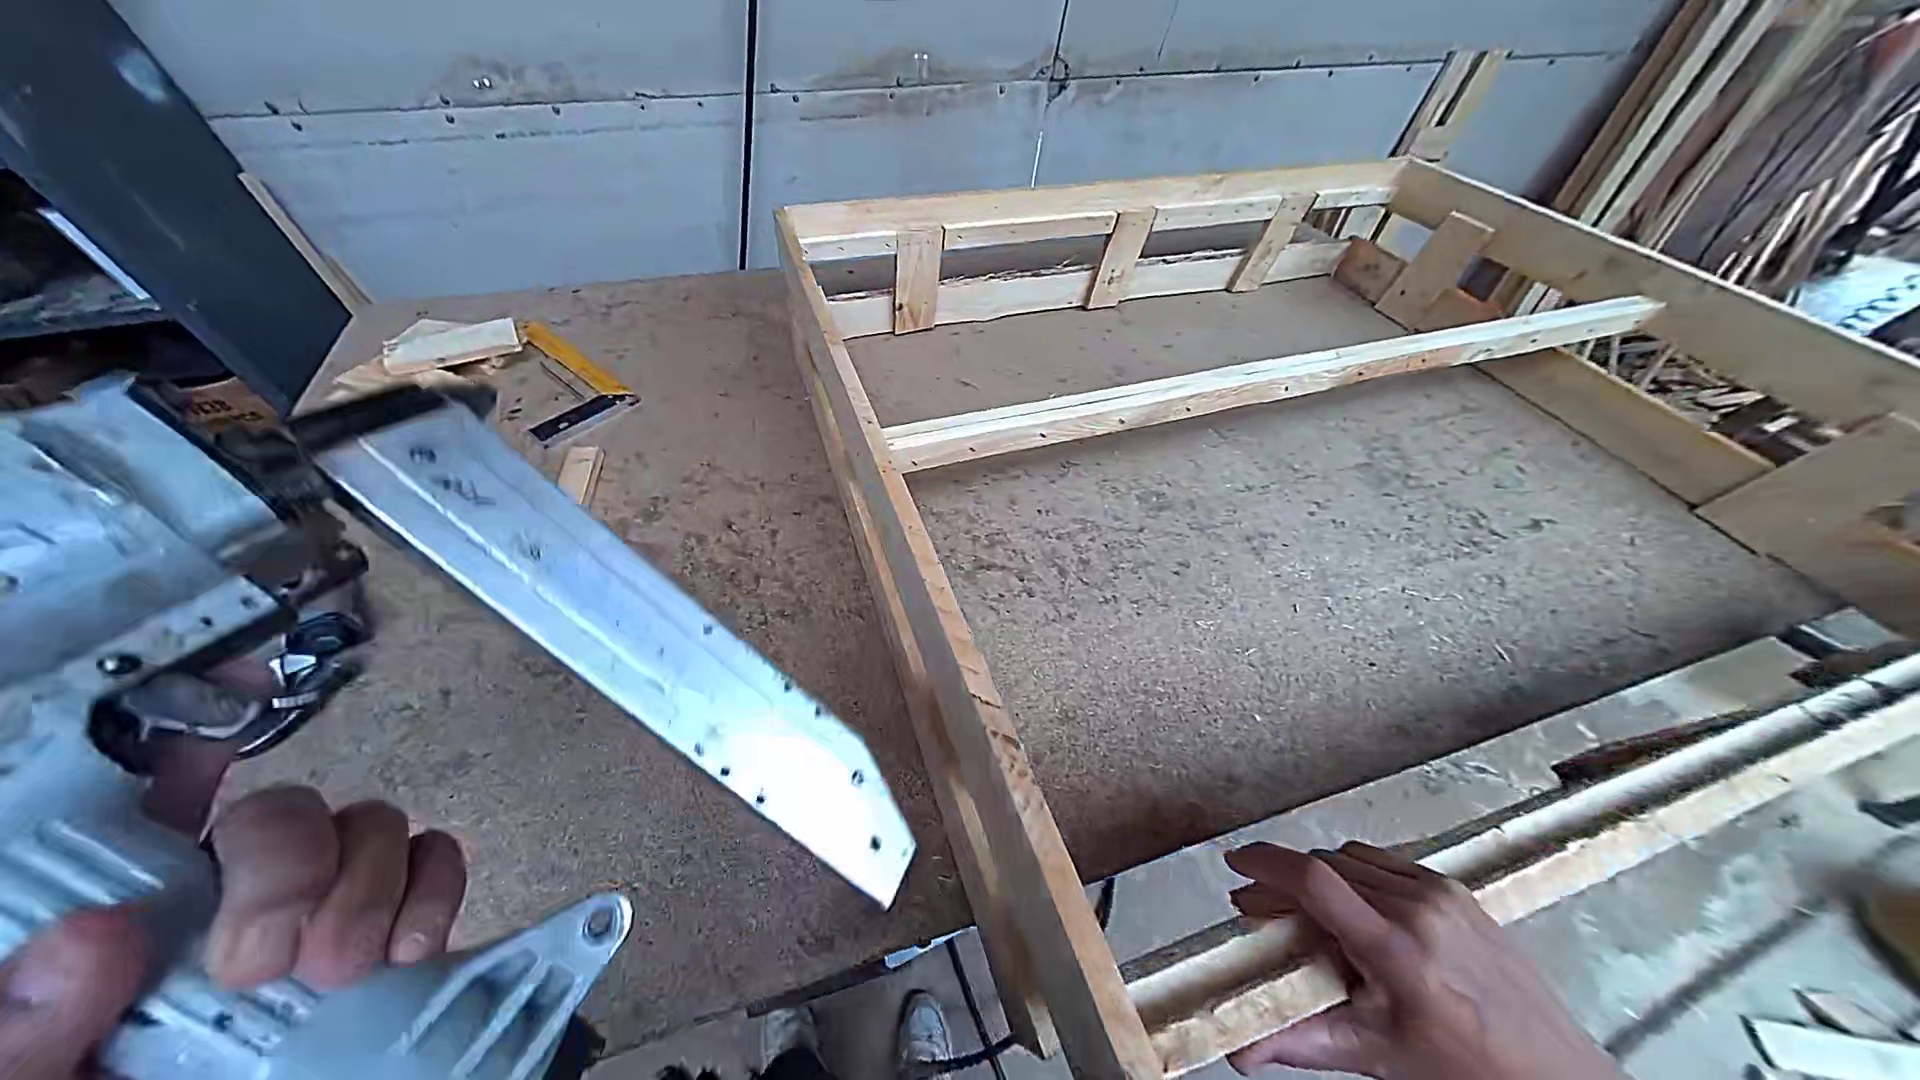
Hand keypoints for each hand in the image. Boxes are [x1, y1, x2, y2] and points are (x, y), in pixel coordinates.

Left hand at [0, 740, 467, 1078]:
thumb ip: (20, 1032)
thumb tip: (96, 934)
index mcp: (131, 911)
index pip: (154, 792)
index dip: (200, 714)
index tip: (246, 670)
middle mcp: (238, 887)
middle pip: (287, 808)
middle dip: (294, 864)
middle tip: (271, 957)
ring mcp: (331, 899)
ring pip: (375, 824)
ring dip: (370, 883)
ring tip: (343, 969)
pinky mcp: (401, 918)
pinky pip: (439, 860)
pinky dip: (437, 887)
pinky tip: (410, 947)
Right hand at [1223, 842, 1622, 1079]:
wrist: (1559, 1078)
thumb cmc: (1467, 1073)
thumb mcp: (1375, 1058)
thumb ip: (1297, 1043)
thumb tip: (1237, 1051)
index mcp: (1398, 951)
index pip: (1314, 881)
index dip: (1266, 864)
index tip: (1236, 864)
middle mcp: (1418, 909)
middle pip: (1321, 868)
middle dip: (1282, 883)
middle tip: (1260, 911)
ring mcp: (1439, 894)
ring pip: (1346, 859)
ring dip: (1315, 878)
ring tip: (1306, 915)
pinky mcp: (1452, 888)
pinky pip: (1379, 862)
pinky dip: (1351, 875)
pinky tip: (1351, 908)